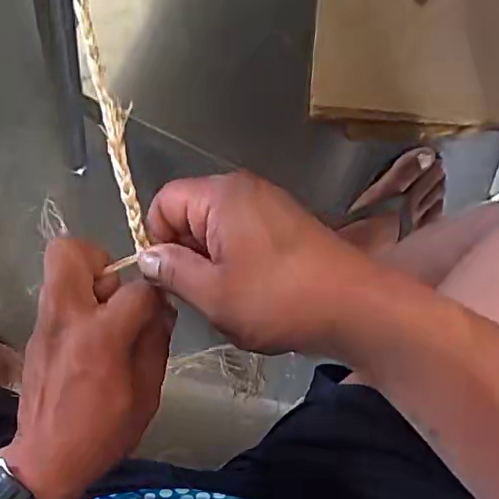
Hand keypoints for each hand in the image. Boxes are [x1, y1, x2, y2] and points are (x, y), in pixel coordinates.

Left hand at [1, 237, 173, 498]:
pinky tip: (87, 348)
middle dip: (100, 262)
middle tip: (117, 298)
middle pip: (70, 250)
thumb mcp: (145, 397)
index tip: (159, 312)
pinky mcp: (33, 340)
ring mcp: (43, 327)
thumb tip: (160, 313)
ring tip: (105, 323)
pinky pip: (55, 305)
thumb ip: (155, 346)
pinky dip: (75, 313)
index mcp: (100, 336)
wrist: (46, 460)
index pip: (136, 288)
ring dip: (86, 286)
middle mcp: (66, 319)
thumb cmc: (102, 435)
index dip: (155, 295)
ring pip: (58, 274)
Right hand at [140, 171, 379, 354]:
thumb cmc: (277, 300)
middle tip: (195, 298)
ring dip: (209, 269)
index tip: (166, 281)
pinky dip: (235, 269)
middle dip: (183, 257)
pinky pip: (242, 242)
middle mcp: (245, 190)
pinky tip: (249, 298)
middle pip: (189, 216)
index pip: (164, 202)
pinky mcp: (286, 229)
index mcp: (222, 196)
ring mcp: (269, 208)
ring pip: (215, 234)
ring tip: (225, 302)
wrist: (352, 307)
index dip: (155, 241)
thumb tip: (146, 257)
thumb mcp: (213, 293)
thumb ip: (172, 272)